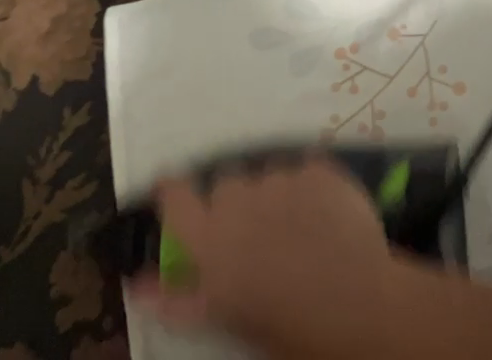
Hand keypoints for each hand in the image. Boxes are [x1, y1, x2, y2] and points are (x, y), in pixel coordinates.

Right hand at [129, 155, 414, 356]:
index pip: (174, 196)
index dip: (172, 191)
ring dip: (276, 195)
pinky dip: (312, 187)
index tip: (173, 193)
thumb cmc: (283, 322)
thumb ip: (179, 298)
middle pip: (225, 184)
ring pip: (269, 175)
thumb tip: (139, 286)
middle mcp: (238, 198)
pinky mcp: (318, 169)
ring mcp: (280, 178)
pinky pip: (307, 169)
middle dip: (236, 203)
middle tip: (255, 235)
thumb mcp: (224, 316)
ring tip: (298, 228)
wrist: (352, 302)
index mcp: (208, 237)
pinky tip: (326, 215)